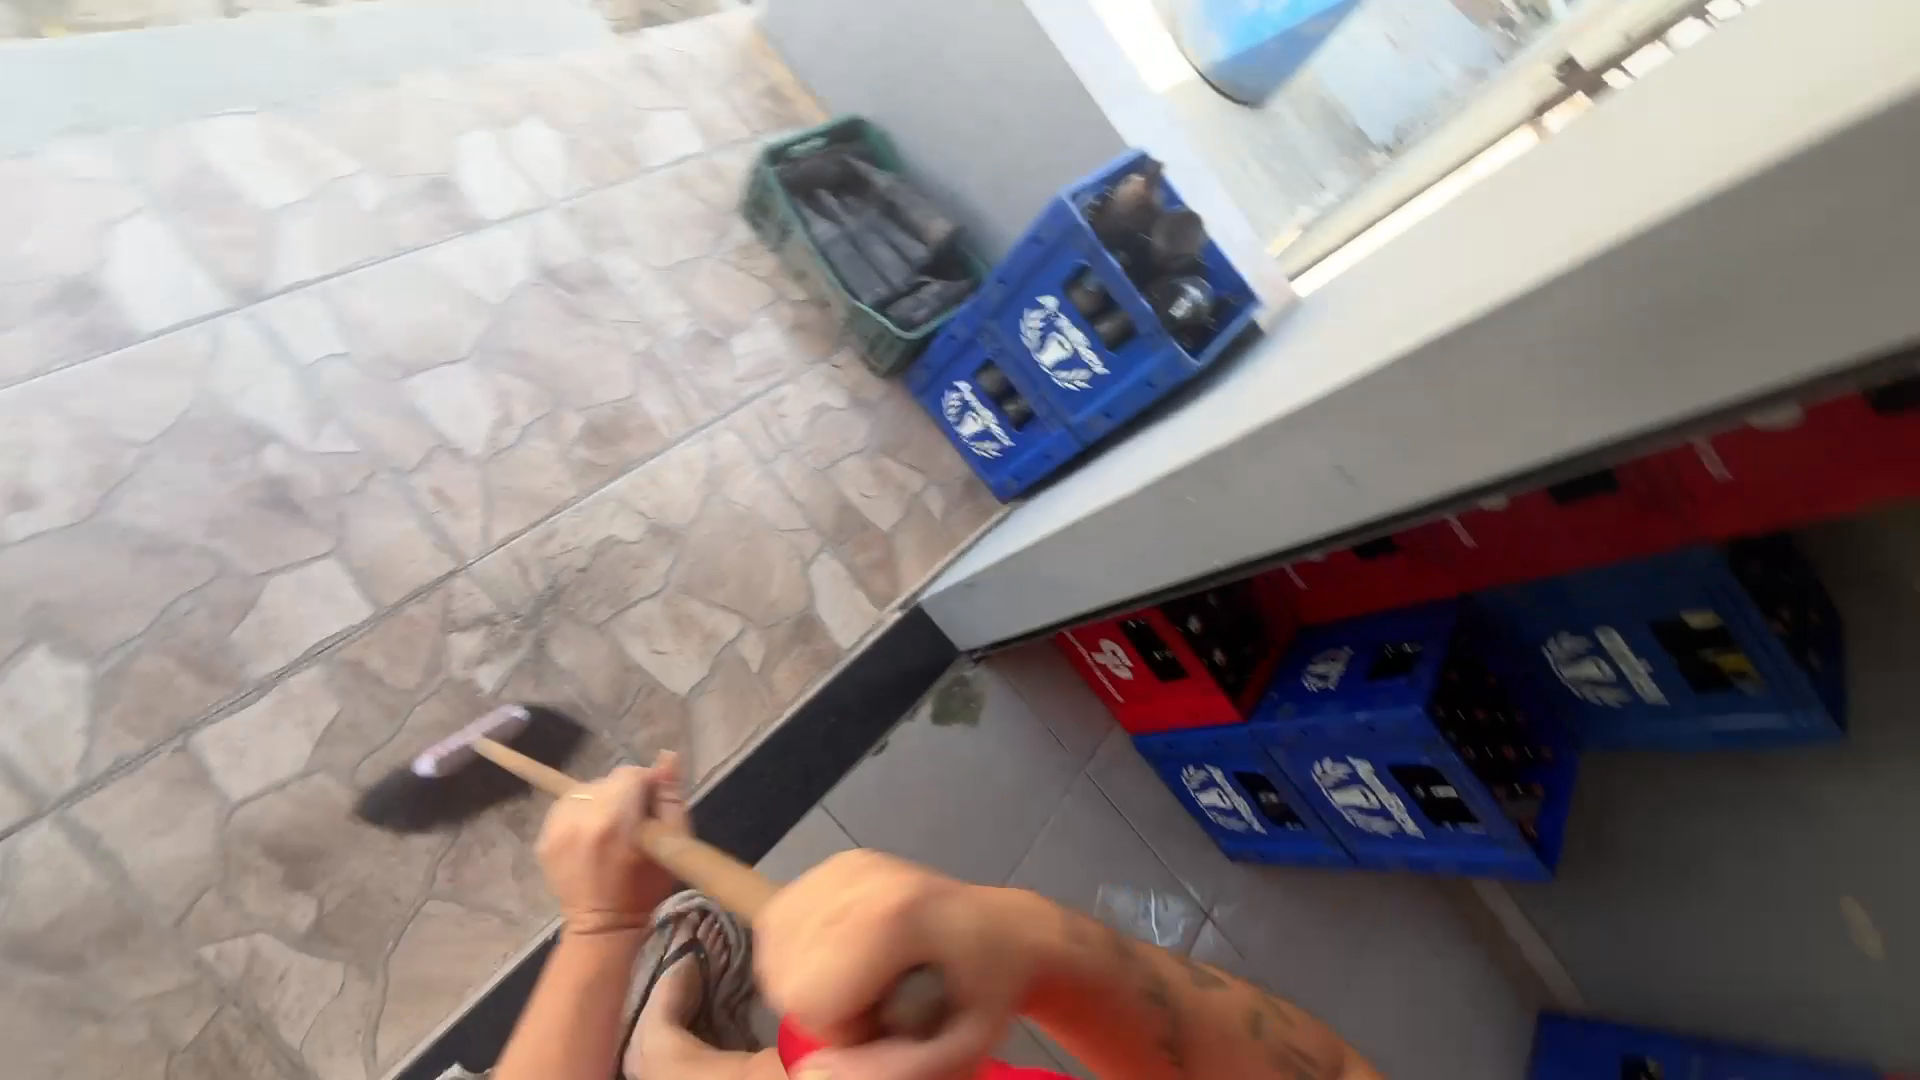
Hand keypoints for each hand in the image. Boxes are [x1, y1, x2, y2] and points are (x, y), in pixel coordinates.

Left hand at [535, 752, 686, 936]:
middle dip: (624, 793)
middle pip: (608, 781)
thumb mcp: (672, 839)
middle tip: (633, 820)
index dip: (646, 784)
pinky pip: (566, 806)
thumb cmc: (647, 884)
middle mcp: (582, 818)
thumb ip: (670, 795)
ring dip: (601, 800)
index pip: (630, 773)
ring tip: (610, 826)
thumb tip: (667, 756)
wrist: (603, 926)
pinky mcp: (544, 839)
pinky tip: (591, 832)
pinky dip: (581, 812)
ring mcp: (558, 829)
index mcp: (617, 818)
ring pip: (585, 790)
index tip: (652, 805)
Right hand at [755, 850, 1039, 1079]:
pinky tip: (844, 953)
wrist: (1003, 931)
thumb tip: (811, 1072)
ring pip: (776, 939)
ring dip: (808, 973)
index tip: (886, 1021)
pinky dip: (801, 945)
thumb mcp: (954, 1050)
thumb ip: (884, 1070)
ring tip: (865, 975)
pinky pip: (783, 916)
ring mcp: (846, 862)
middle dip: (821, 1001)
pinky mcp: (839, 860)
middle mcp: (861, 877)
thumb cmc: (984, 991)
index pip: (806, 993)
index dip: (840, 1027)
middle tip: (878, 999)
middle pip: (786, 967)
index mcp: (893, 917)